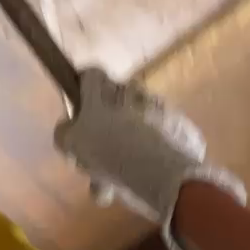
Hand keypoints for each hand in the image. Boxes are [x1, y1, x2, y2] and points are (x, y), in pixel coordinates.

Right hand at [55, 68, 246, 249]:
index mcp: (101, 94)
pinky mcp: (184, 126)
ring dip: (137, 133)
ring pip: (143, 116)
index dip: (85, 85)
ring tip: (132, 168)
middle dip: (113, 115)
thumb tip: (67, 126)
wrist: (162, 176)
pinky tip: (154, 172)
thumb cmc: (108, 156)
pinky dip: (160, 147)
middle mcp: (131, 93)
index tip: (83, 103)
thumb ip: (64, 132)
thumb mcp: (71, 146)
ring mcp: (161, 108)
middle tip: (107, 145)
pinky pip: (166, 133)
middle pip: (118, 95)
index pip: (90, 73)